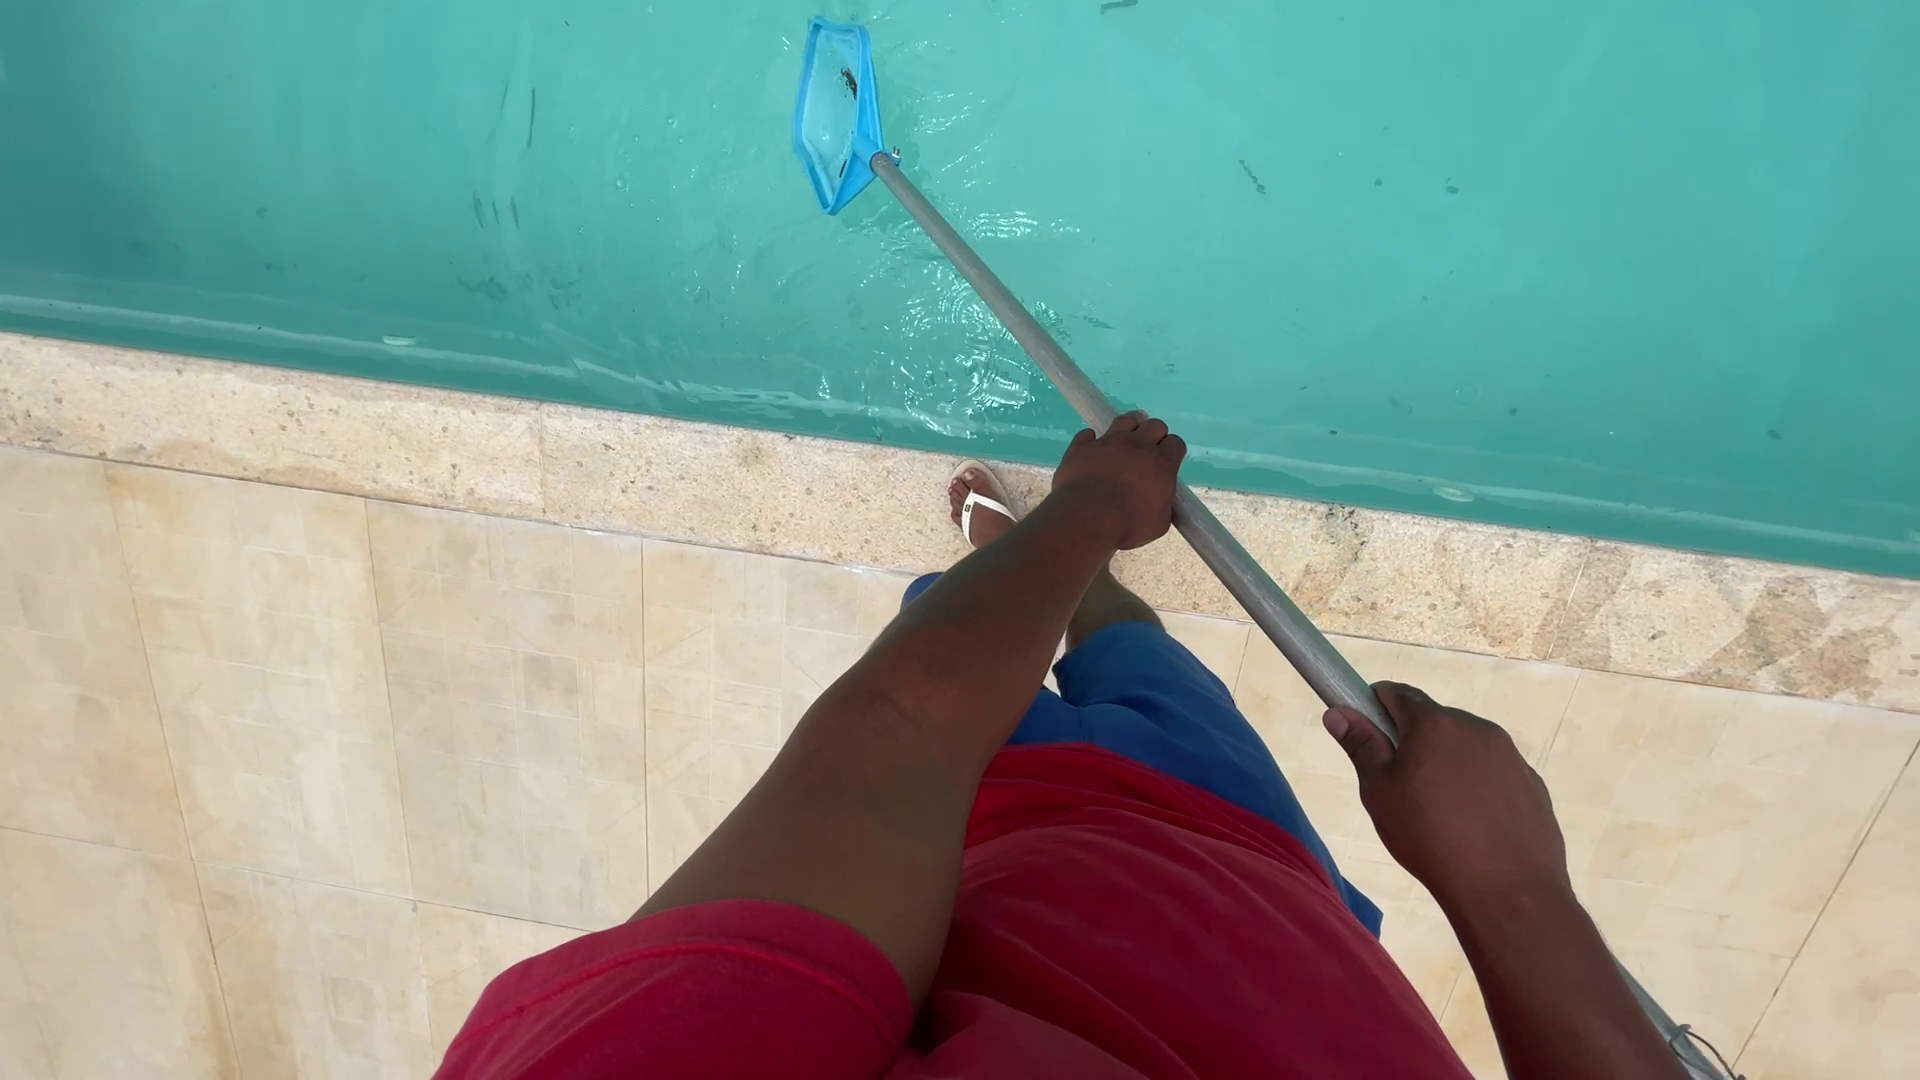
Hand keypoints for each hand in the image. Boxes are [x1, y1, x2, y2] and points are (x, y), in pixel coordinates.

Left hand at [1051, 411, 1186, 549]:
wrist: (1087, 518)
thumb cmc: (1128, 525)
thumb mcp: (1159, 523)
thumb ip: (1162, 505)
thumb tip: (1159, 503)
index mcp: (1161, 463)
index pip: (1175, 443)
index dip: (1171, 452)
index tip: (1165, 462)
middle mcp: (1136, 445)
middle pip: (1154, 425)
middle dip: (1154, 435)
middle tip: (1146, 451)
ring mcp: (1107, 442)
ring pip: (1124, 420)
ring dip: (1128, 426)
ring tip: (1124, 439)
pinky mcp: (1081, 447)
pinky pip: (1086, 435)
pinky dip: (1090, 441)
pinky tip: (1090, 451)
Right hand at [1324, 683, 1569, 909]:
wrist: (1508, 893)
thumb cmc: (1429, 836)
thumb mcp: (1379, 790)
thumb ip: (1360, 744)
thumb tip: (1337, 711)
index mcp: (1434, 723)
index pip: (1397, 692)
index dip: (1375, 706)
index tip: (1367, 734)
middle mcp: (1477, 728)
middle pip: (1433, 719)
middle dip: (1413, 738)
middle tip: (1399, 780)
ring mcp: (1511, 756)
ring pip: (1464, 745)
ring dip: (1446, 760)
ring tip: (1438, 808)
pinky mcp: (1533, 785)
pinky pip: (1493, 771)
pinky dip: (1476, 783)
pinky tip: (1471, 822)